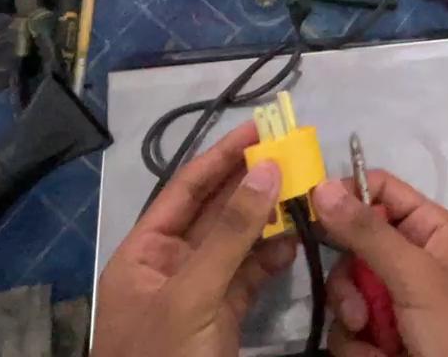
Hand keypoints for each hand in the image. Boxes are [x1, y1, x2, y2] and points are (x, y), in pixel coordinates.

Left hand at [94, 125, 297, 356]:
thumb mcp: (192, 295)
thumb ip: (231, 231)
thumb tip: (267, 167)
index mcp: (145, 254)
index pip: (185, 189)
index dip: (221, 155)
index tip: (260, 128)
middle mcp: (170, 266)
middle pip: (215, 211)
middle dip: (251, 182)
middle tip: (292, 152)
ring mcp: (198, 294)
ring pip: (237, 241)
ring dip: (268, 217)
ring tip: (303, 191)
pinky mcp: (222, 319)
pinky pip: (249, 275)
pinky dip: (272, 257)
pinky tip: (296, 239)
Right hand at [313, 170, 447, 356]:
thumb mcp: (417, 277)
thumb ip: (369, 233)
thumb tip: (321, 185)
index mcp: (427, 228)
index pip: (379, 190)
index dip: (346, 195)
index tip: (313, 211)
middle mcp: (408, 258)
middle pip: (353, 246)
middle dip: (348, 281)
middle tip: (358, 309)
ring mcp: (394, 301)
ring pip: (345, 292)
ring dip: (352, 320)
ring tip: (373, 340)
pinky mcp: (382, 340)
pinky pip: (348, 331)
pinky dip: (358, 349)